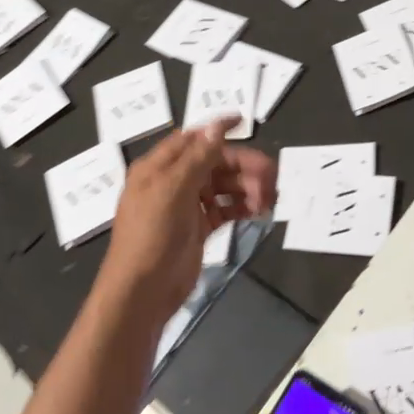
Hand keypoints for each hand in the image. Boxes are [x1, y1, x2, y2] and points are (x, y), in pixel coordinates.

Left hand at [100, 118, 276, 315]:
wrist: (142, 292)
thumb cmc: (152, 234)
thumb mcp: (173, 190)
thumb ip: (198, 158)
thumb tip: (216, 126)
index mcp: (158, 168)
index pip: (192, 139)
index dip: (217, 130)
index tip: (243, 121)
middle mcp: (172, 183)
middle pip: (213, 163)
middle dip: (242, 165)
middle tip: (271, 174)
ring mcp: (186, 207)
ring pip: (222, 186)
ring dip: (246, 187)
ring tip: (269, 198)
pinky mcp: (198, 228)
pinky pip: (225, 209)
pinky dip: (242, 207)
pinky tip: (260, 210)